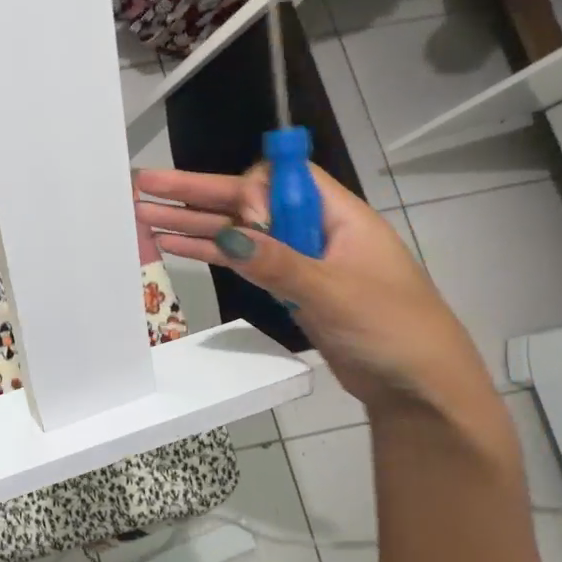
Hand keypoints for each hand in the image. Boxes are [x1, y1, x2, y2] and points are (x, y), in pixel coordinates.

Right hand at [134, 165, 491, 410]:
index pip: (286, 178)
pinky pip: (243, 261)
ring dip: (194, 222)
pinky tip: (174, 246)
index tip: (237, 213)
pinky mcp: (290, 287)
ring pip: (240, 231)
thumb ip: (278, 263)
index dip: (252, 186)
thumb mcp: (333, 293)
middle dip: (199, 193)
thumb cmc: (391, 329)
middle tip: (147, 184)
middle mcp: (315, 230)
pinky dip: (211, 253)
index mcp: (339, 218)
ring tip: (144, 215)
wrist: (416, 384)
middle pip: (251, 201)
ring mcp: (300, 259)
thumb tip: (228, 234)